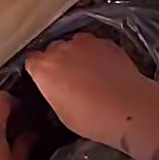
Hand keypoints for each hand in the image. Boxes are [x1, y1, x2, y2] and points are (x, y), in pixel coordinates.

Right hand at [24, 33, 155, 144]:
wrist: (126, 107)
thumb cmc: (89, 117)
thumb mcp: (60, 111)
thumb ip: (53, 91)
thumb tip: (57, 86)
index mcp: (44, 68)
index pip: (33, 61)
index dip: (39, 70)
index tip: (46, 79)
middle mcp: (61, 49)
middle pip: (53, 49)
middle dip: (57, 59)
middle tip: (68, 77)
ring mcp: (86, 42)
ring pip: (74, 43)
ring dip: (77, 53)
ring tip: (87, 69)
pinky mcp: (107, 42)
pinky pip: (95, 44)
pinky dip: (96, 52)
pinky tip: (104, 66)